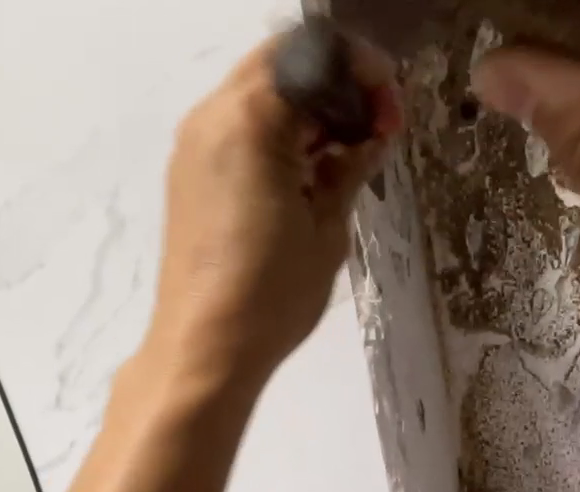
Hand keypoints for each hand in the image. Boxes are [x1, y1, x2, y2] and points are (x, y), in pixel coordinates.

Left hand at [146, 34, 401, 383]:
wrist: (205, 350)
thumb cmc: (272, 296)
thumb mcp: (328, 231)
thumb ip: (349, 169)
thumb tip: (367, 140)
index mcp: (249, 120)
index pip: (312, 54)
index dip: (362, 73)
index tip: (391, 115)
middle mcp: (212, 116)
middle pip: (280, 64)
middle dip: (334, 86)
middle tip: (372, 131)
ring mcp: (194, 146)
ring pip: (257, 95)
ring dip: (306, 111)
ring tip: (344, 160)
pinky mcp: (188, 176)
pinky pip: (238, 129)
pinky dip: (277, 136)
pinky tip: (306, 178)